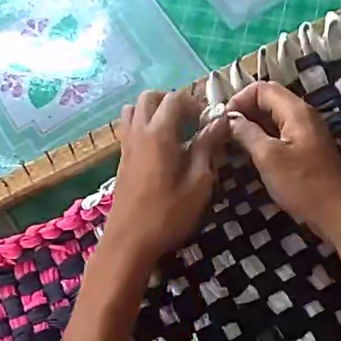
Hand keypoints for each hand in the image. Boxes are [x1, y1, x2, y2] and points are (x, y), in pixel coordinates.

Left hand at [99, 90, 228, 269]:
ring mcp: (126, 147)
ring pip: (134, 111)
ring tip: (175, 133)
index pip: (175, 98)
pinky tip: (163, 153)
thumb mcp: (198, 183)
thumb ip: (208, 148)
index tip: (210, 122)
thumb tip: (219, 122)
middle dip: (172, 102)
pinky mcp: (122, 162)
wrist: (128, 243)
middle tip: (191, 122)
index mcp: (158, 134)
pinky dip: (145, 129)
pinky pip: (130, 130)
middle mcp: (137, 133)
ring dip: (154, 113)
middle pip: (149, 98)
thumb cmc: (167, 215)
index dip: (195, 103)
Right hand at [225, 81, 340, 239]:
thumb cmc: (302, 184)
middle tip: (224, 132)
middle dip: (243, 112)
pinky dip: (263, 138)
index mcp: (296, 111)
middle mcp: (303, 115)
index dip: (239, 99)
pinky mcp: (306, 148)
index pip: (261, 88)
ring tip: (232, 143)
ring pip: (273, 118)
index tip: (223, 121)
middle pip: (268, 100)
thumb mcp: (268, 157)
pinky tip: (250, 154)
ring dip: (252, 126)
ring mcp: (306, 132)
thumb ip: (247, 133)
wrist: (336, 213)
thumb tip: (230, 119)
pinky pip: (280, 133)